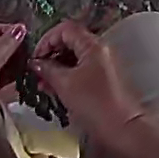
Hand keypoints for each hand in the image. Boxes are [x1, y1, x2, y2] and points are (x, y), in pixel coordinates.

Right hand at [31, 20, 143, 148]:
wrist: (123, 129)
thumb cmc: (94, 104)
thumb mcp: (65, 84)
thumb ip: (48, 69)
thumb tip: (35, 62)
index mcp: (92, 45)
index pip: (65, 28)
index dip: (47, 39)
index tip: (36, 57)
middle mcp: (99, 49)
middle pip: (70, 40)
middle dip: (50, 54)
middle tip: (37, 71)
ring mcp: (102, 63)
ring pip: (74, 56)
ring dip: (57, 66)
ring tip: (43, 84)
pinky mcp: (103, 78)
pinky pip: (80, 68)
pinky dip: (66, 75)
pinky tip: (55, 88)